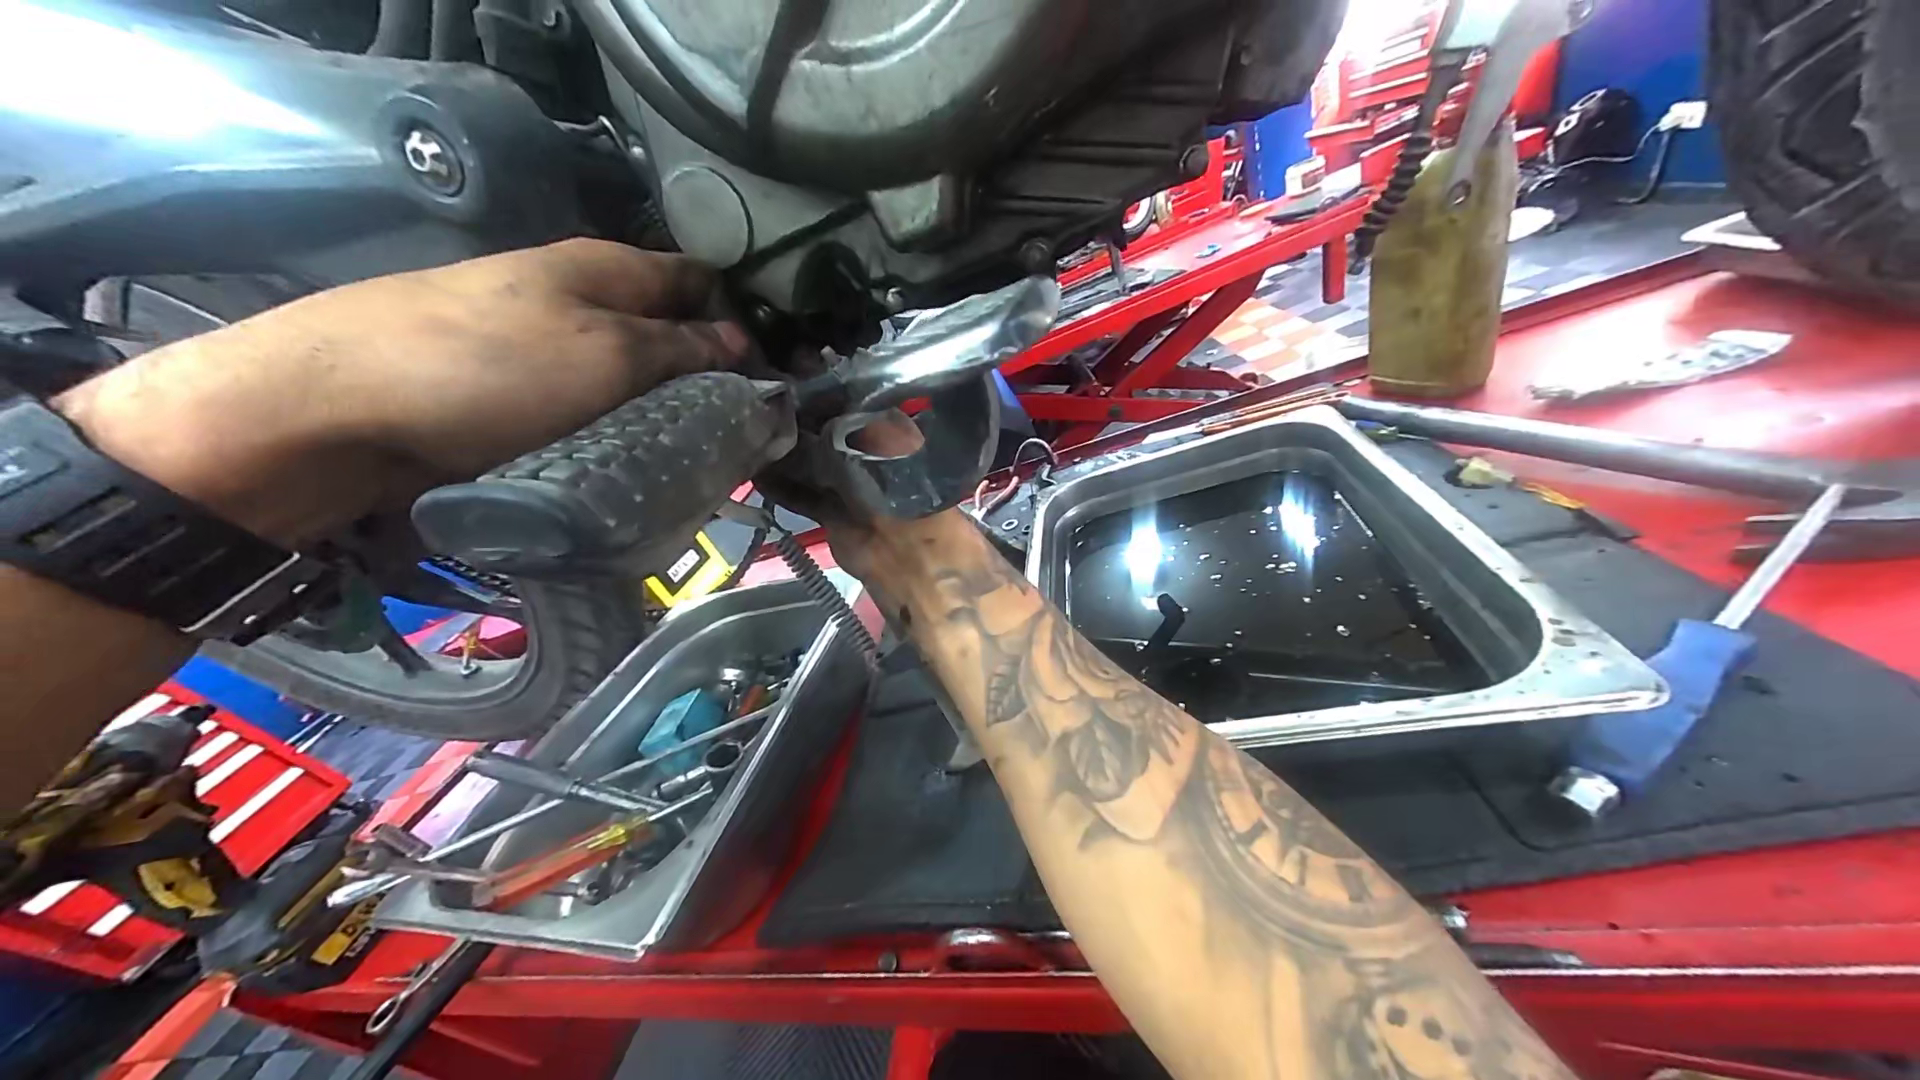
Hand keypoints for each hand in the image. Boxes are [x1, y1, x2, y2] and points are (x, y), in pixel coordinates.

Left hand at [56, 240, 747, 544]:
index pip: (700, 281)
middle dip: (710, 378)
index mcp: (607, 269)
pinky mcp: (525, 396)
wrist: (336, 410)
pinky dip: (627, 433)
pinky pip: (599, 411)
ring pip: (636, 380)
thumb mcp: (607, 353)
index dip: (742, 320)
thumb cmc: (489, 367)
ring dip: (669, 413)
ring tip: (704, 457)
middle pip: (670, 336)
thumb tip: (743, 344)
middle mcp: (581, 301)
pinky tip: (645, 464)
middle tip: (744, 431)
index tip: (773, 374)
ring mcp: (550, 351)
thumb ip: (683, 348)